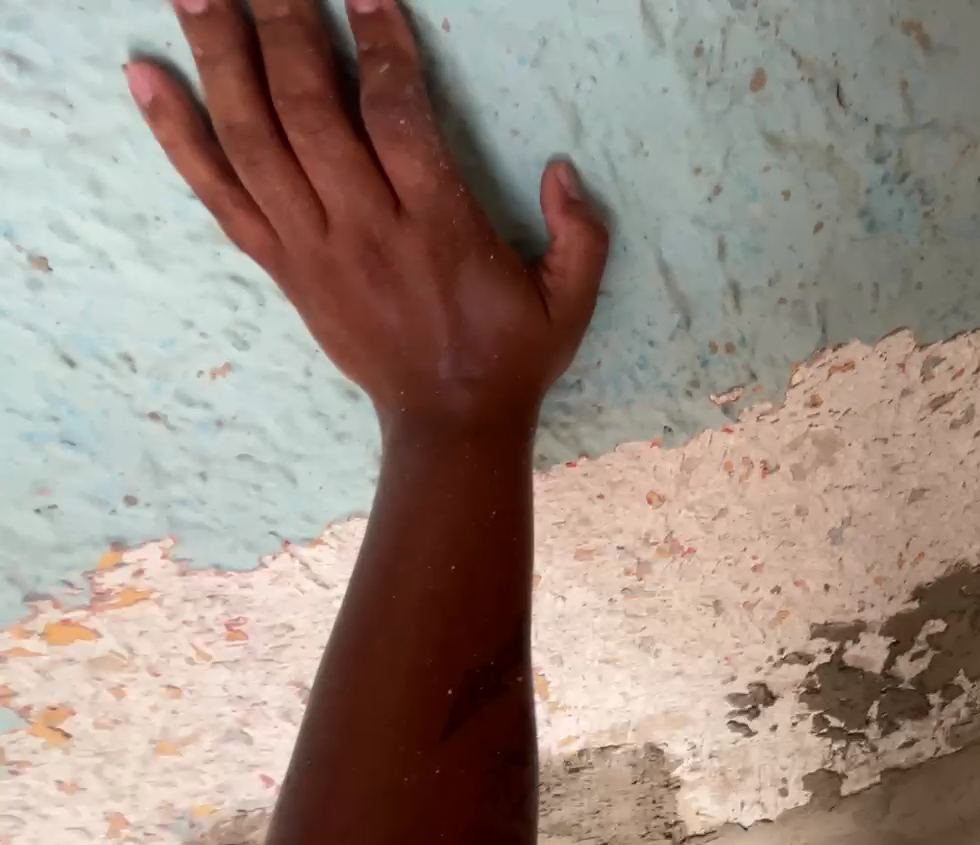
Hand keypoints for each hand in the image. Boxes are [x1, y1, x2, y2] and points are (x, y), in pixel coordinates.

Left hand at [126, 0, 608, 433]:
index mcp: (442, 231)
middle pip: (312, 110)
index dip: (383, 49)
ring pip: (255, 138)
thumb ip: (581, 238)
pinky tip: (146, 74)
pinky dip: (176, 133)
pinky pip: (218, 193)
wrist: (454, 418)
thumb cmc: (515, 355)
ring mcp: (316, 247)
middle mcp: (369, 229)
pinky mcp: (284, 266)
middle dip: (291, 29)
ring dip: (223, 55)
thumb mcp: (573, 303)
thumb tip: (562, 173)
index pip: (398, 119)